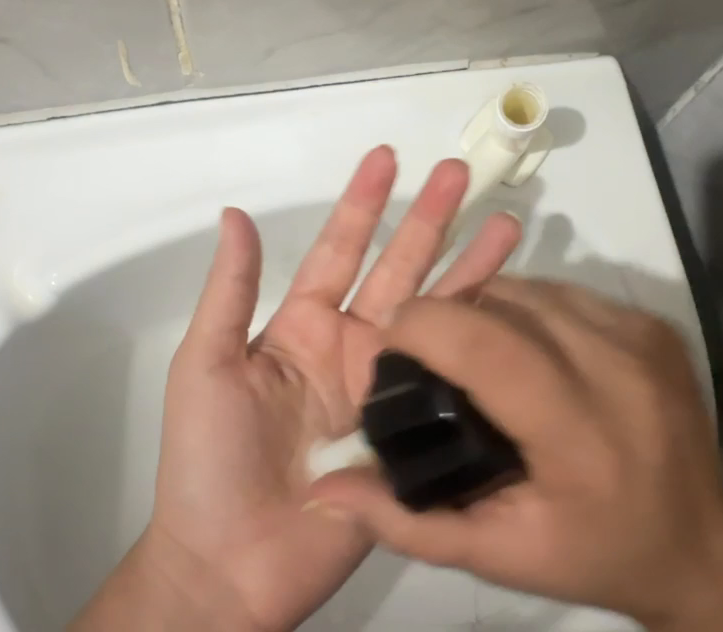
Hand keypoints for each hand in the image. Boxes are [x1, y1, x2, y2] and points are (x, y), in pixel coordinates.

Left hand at [70, 146, 524, 631]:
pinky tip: (514, 313)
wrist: (233, 564)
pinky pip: (453, 382)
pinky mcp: (414, 435)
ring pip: (438, 316)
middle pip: (401, 269)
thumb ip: (231, 292)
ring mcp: (388, 390)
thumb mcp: (208, 364)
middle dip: (430, 220)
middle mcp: (354, 346)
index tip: (388, 157)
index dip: (363, 202)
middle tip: (461, 174)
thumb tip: (237, 214)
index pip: (342, 249)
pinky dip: (484, 346)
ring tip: (507, 226)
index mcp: (305, 325)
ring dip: (471, 269)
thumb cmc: (209, 458)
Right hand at [307, 278, 722, 631]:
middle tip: (422, 350)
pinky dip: (529, 308)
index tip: (390, 343)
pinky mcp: (652, 322)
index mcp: (581, 436)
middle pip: (505, 303)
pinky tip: (520, 344)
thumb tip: (327, 487)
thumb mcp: (500, 555)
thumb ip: (408, 523)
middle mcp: (617, 371)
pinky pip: (566, 292)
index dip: (425, 326)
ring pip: (533, 288)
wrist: (702, 541)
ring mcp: (641, 338)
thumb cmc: (596, 551)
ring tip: (470, 349)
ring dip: (487, 306)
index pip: (488, 346)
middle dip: (447, 314)